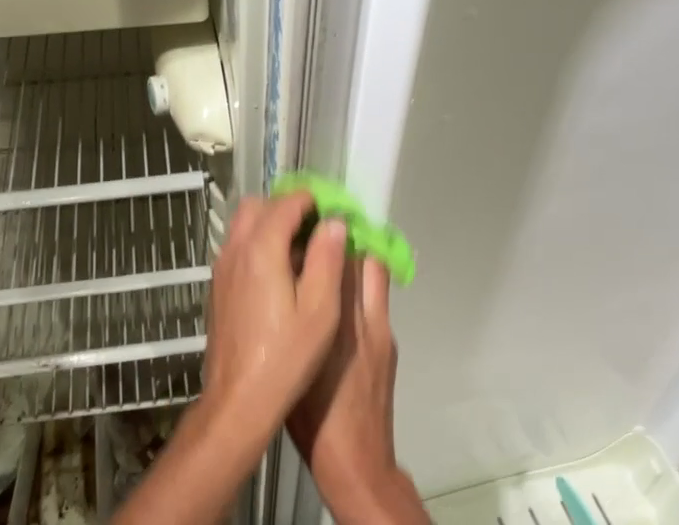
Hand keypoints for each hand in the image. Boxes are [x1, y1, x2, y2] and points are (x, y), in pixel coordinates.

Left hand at [203, 192, 347, 435]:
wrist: (238, 399)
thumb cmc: (286, 357)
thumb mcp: (321, 309)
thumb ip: (328, 259)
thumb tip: (335, 223)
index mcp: (261, 248)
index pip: (288, 202)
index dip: (315, 201)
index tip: (336, 213)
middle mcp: (235, 249)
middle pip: (260, 205)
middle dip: (289, 207)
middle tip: (318, 229)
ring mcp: (222, 268)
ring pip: (244, 224)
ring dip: (271, 224)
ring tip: (302, 251)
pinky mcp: (218, 286)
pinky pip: (238, 246)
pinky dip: (258, 243)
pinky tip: (281, 274)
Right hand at [287, 257, 420, 516]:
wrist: (354, 461)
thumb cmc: (311, 414)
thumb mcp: (295, 359)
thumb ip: (296, 315)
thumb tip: (290, 278)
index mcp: (335, 320)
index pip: (339, 257)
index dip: (327, 232)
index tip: (310, 217)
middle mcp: (363, 318)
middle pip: (364, 259)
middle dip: (345, 241)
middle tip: (322, 232)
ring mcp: (380, 332)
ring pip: (374, 276)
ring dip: (358, 262)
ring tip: (334, 259)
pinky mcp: (388, 346)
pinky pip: (376, 302)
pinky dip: (363, 290)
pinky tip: (344, 302)